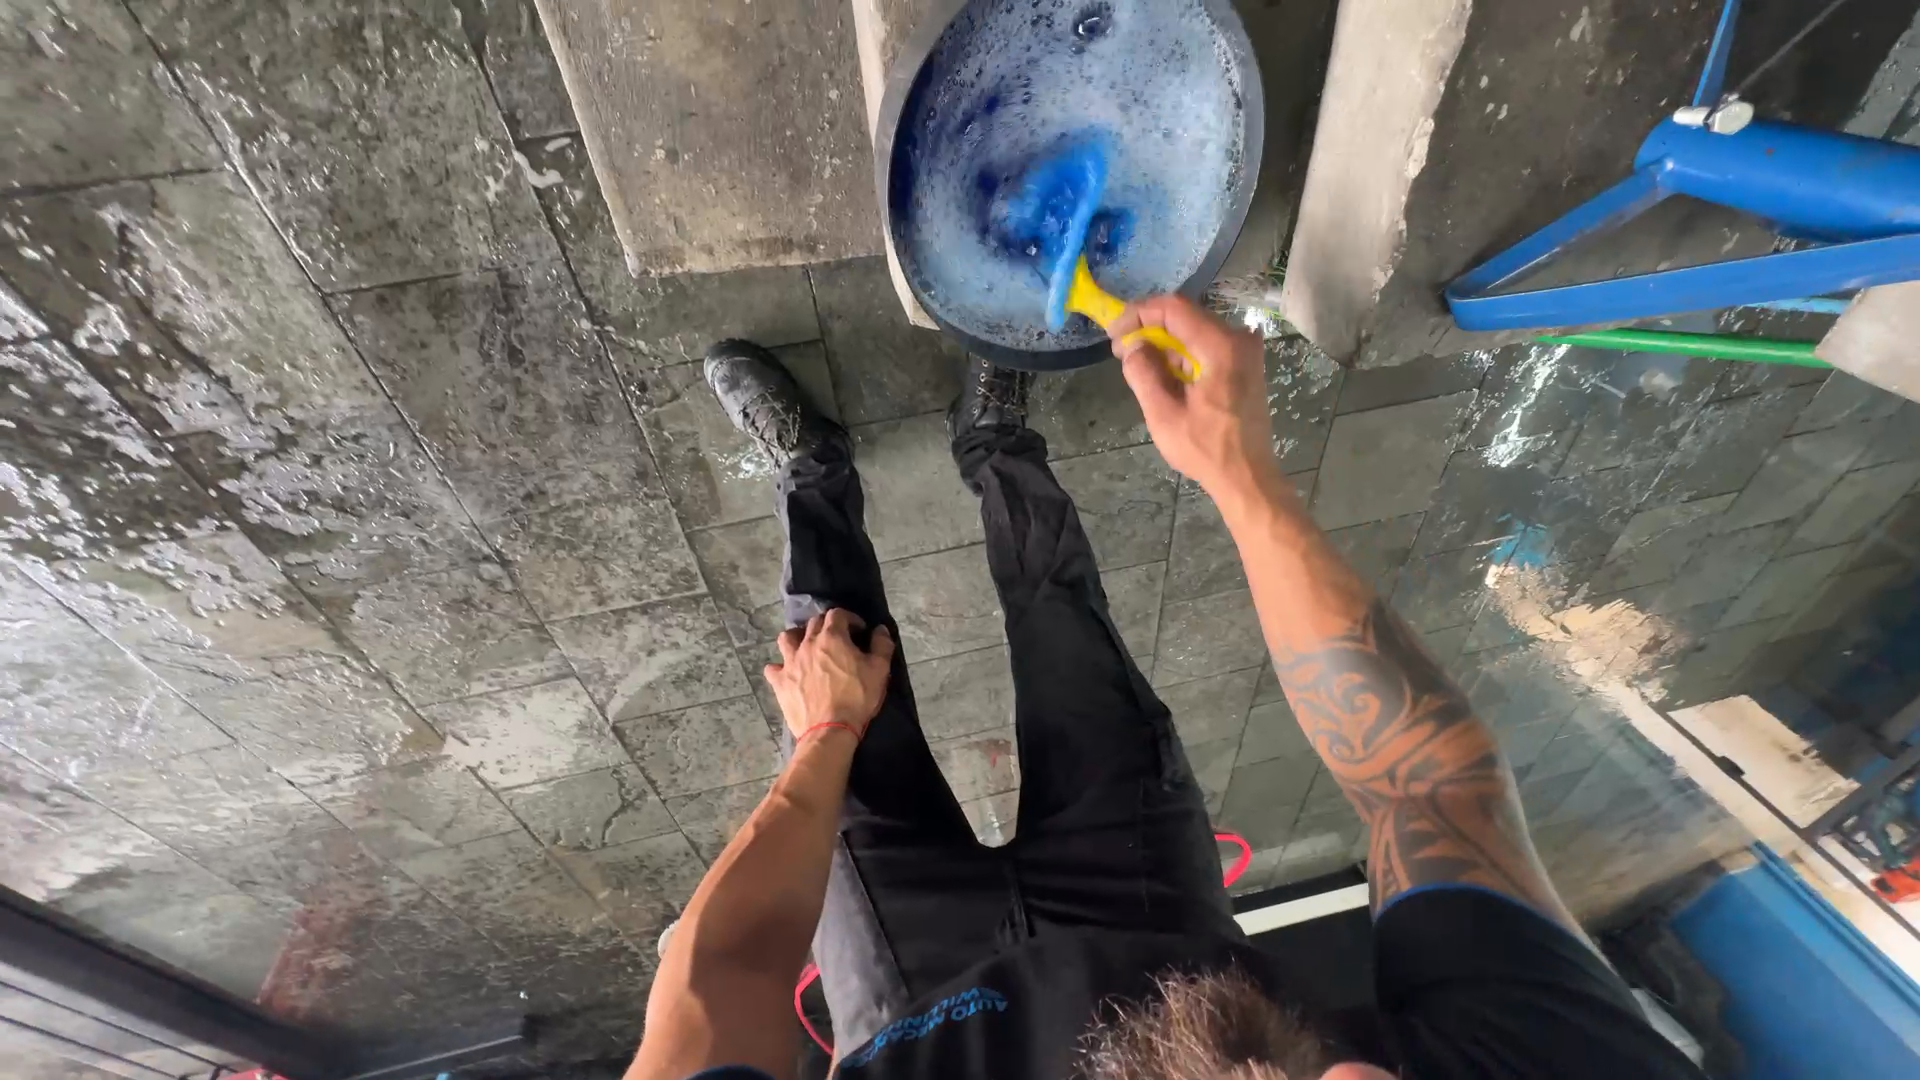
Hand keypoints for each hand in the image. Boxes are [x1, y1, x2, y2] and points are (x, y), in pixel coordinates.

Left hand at [763, 609, 894, 741]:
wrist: (830, 730)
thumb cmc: (857, 698)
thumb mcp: (879, 670)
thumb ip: (881, 645)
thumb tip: (880, 629)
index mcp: (832, 637)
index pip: (837, 614)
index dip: (850, 618)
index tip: (858, 631)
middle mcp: (808, 644)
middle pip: (813, 622)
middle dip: (827, 625)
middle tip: (838, 639)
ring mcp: (790, 662)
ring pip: (787, 638)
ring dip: (797, 638)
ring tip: (807, 648)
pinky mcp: (780, 682)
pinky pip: (773, 668)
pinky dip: (779, 667)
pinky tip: (787, 672)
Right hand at [1107, 294, 1285, 512]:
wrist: (1247, 476)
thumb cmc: (1205, 449)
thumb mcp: (1164, 415)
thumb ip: (1144, 374)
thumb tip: (1132, 346)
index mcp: (1221, 346)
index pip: (1174, 309)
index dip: (1139, 314)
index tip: (1114, 332)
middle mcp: (1239, 339)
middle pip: (1185, 318)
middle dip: (1149, 330)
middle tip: (1121, 352)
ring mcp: (1245, 352)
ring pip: (1195, 333)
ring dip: (1164, 345)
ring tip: (1137, 367)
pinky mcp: (1244, 366)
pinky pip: (1206, 348)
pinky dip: (1182, 356)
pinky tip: (1163, 376)